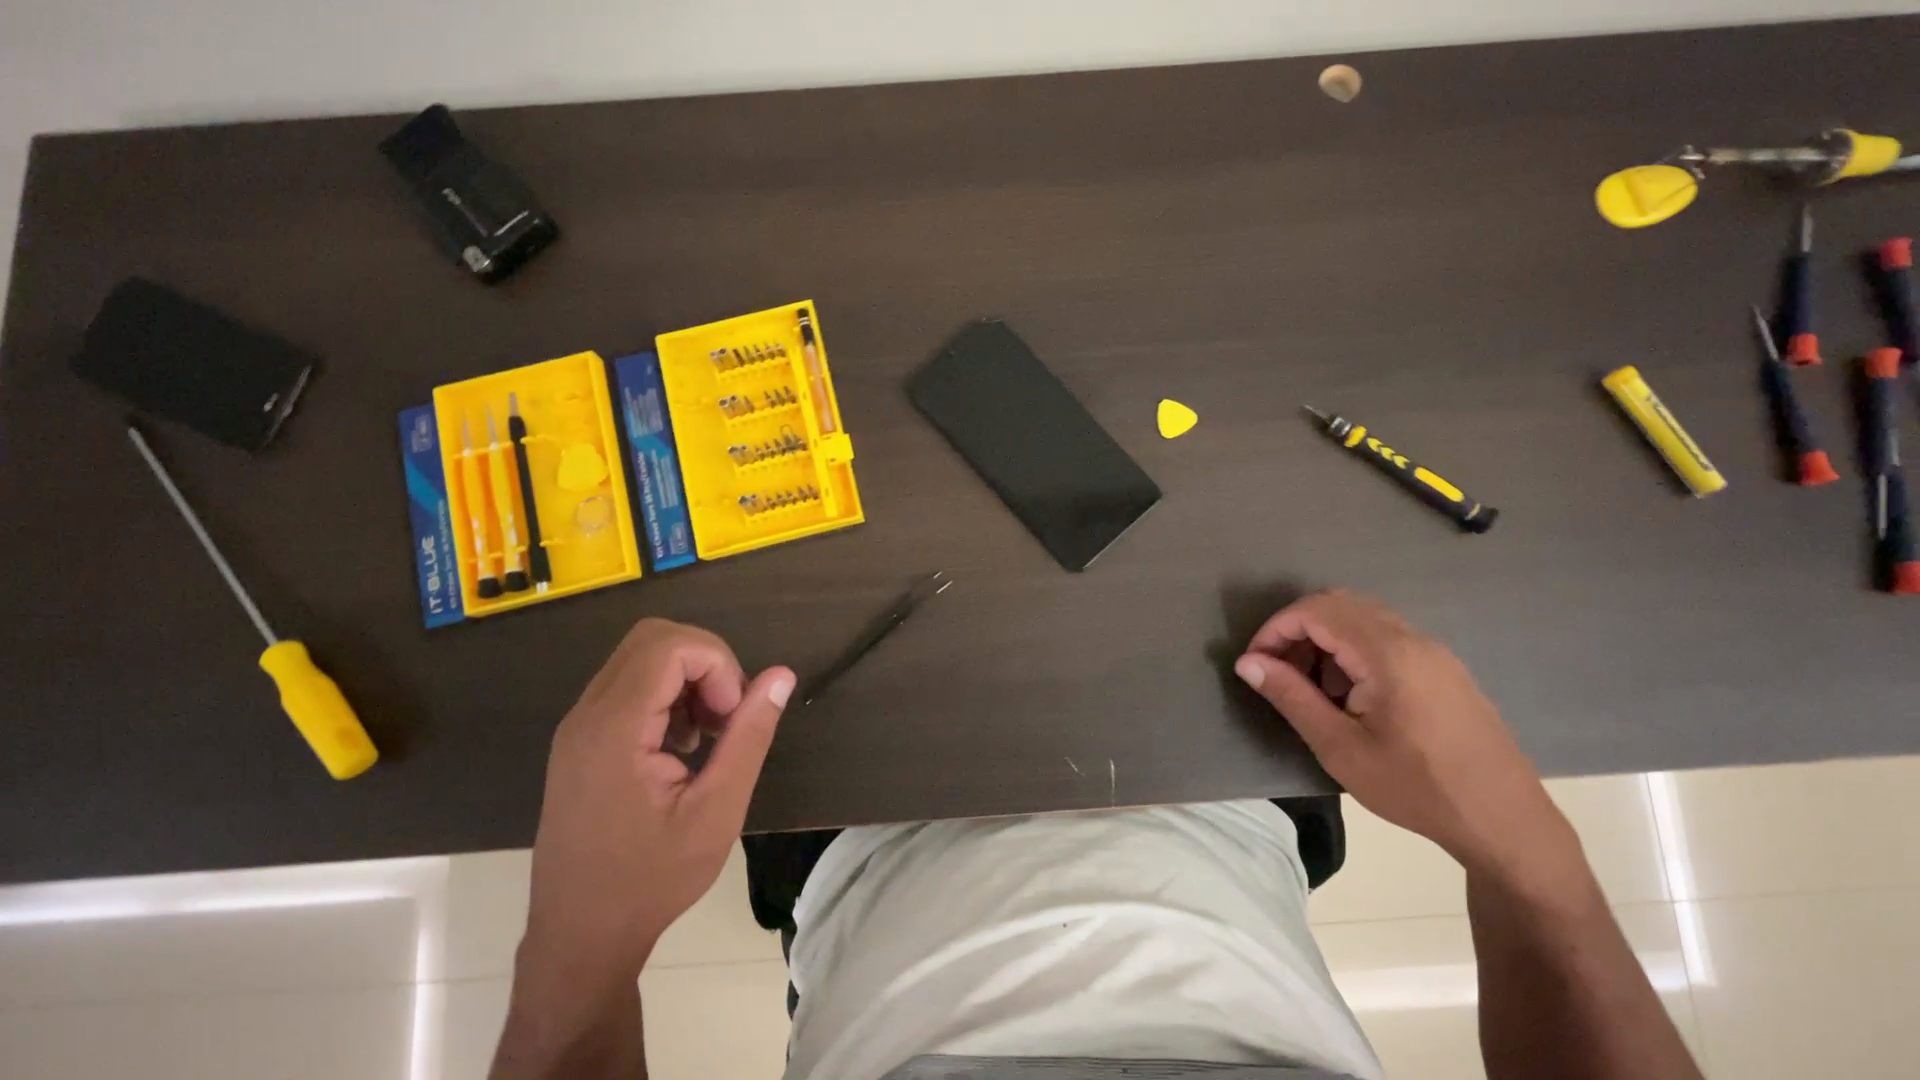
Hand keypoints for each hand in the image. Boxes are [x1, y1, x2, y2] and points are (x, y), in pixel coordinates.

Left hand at [521, 618, 793, 988]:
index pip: (669, 645)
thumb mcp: (716, 811)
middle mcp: (587, 715)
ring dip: (687, 683)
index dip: (718, 664)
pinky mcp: (580, 743)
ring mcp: (578, 728)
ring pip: (639, 662)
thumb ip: (749, 736)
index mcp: (614, 728)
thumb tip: (781, 676)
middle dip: (705, 665)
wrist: (580, 935)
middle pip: (652, 640)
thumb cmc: (651, 880)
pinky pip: (627, 691)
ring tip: (709, 741)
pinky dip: (666, 700)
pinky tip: (683, 750)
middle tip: (727, 720)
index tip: (734, 717)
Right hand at [1233, 590, 1569, 873]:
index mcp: (1387, 653)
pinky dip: (1353, 651)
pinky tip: (1349, 697)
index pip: (1316, 611)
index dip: (1275, 630)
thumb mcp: (1340, 747)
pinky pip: (1387, 639)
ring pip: (1364, 620)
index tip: (1253, 665)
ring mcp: (1434, 652)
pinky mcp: (1445, 669)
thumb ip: (1291, 697)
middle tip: (1276, 673)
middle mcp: (1413, 639)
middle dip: (1297, 631)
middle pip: (1339, 605)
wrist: (1504, 820)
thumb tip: (1248, 663)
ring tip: (1309, 689)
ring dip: (1325, 641)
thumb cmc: (1415, 787)